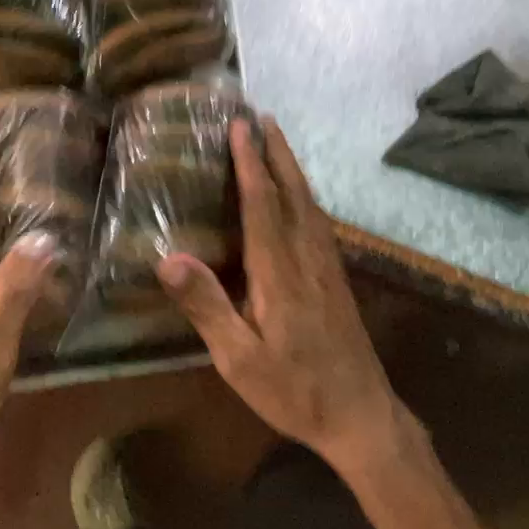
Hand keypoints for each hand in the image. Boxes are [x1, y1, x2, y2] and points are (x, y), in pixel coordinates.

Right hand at [155, 117, 405, 468]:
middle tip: (261, 115)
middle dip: (276, 151)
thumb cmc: (292, 389)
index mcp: (279, 271)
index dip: (249, 162)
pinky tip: (299, 197)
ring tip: (276, 141)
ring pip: (309, 202)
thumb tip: (168, 256)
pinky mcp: (336, 277)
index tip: (239, 125)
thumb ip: (207, 306)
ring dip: (291, 167)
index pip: (262, 203)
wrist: (360, 413)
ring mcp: (327, 265)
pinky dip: (303, 193)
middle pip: (292, 191)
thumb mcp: (238, 359)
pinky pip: (317, 219)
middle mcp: (306, 256)